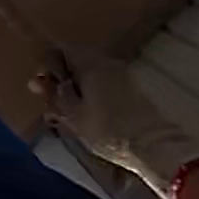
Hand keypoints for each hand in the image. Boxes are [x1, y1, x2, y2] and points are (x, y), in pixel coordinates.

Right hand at [33, 57, 198, 198]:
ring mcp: (123, 75)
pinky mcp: (133, 91)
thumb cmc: (108, 130)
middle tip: (51, 101)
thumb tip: (42, 81)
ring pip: (90, 73)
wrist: (157, 149)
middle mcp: (106, 62)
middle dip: (60, 78)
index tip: (42, 87)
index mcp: (89, 62)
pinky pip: (104, 84)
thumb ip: (54, 95)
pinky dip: (92, 94)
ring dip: (76, 88)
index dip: (46, 66)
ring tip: (68, 112)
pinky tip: (88, 114)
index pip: (59, 50)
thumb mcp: (73, 115)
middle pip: (75, 61)